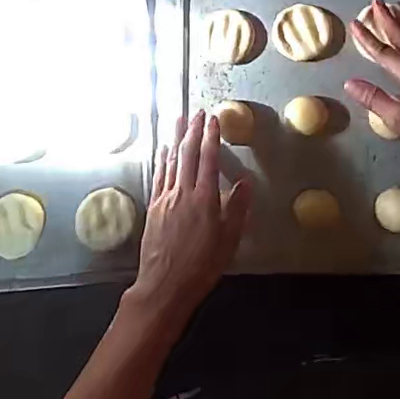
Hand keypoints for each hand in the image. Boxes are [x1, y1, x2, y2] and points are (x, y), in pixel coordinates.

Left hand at [127, 110, 250, 319]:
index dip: (212, 137)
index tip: (214, 119)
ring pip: (171, 161)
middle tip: (197, 112)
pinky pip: (159, 176)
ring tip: (179, 120)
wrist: (165, 286)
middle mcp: (183, 193)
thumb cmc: (202, 265)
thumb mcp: (229, 239)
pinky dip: (162, 160)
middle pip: (188, 155)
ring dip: (176, 139)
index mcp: (204, 199)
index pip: (209, 160)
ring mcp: (166, 199)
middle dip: (193, 131)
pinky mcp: (154, 208)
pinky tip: (163, 150)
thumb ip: (237, 208)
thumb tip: (245, 183)